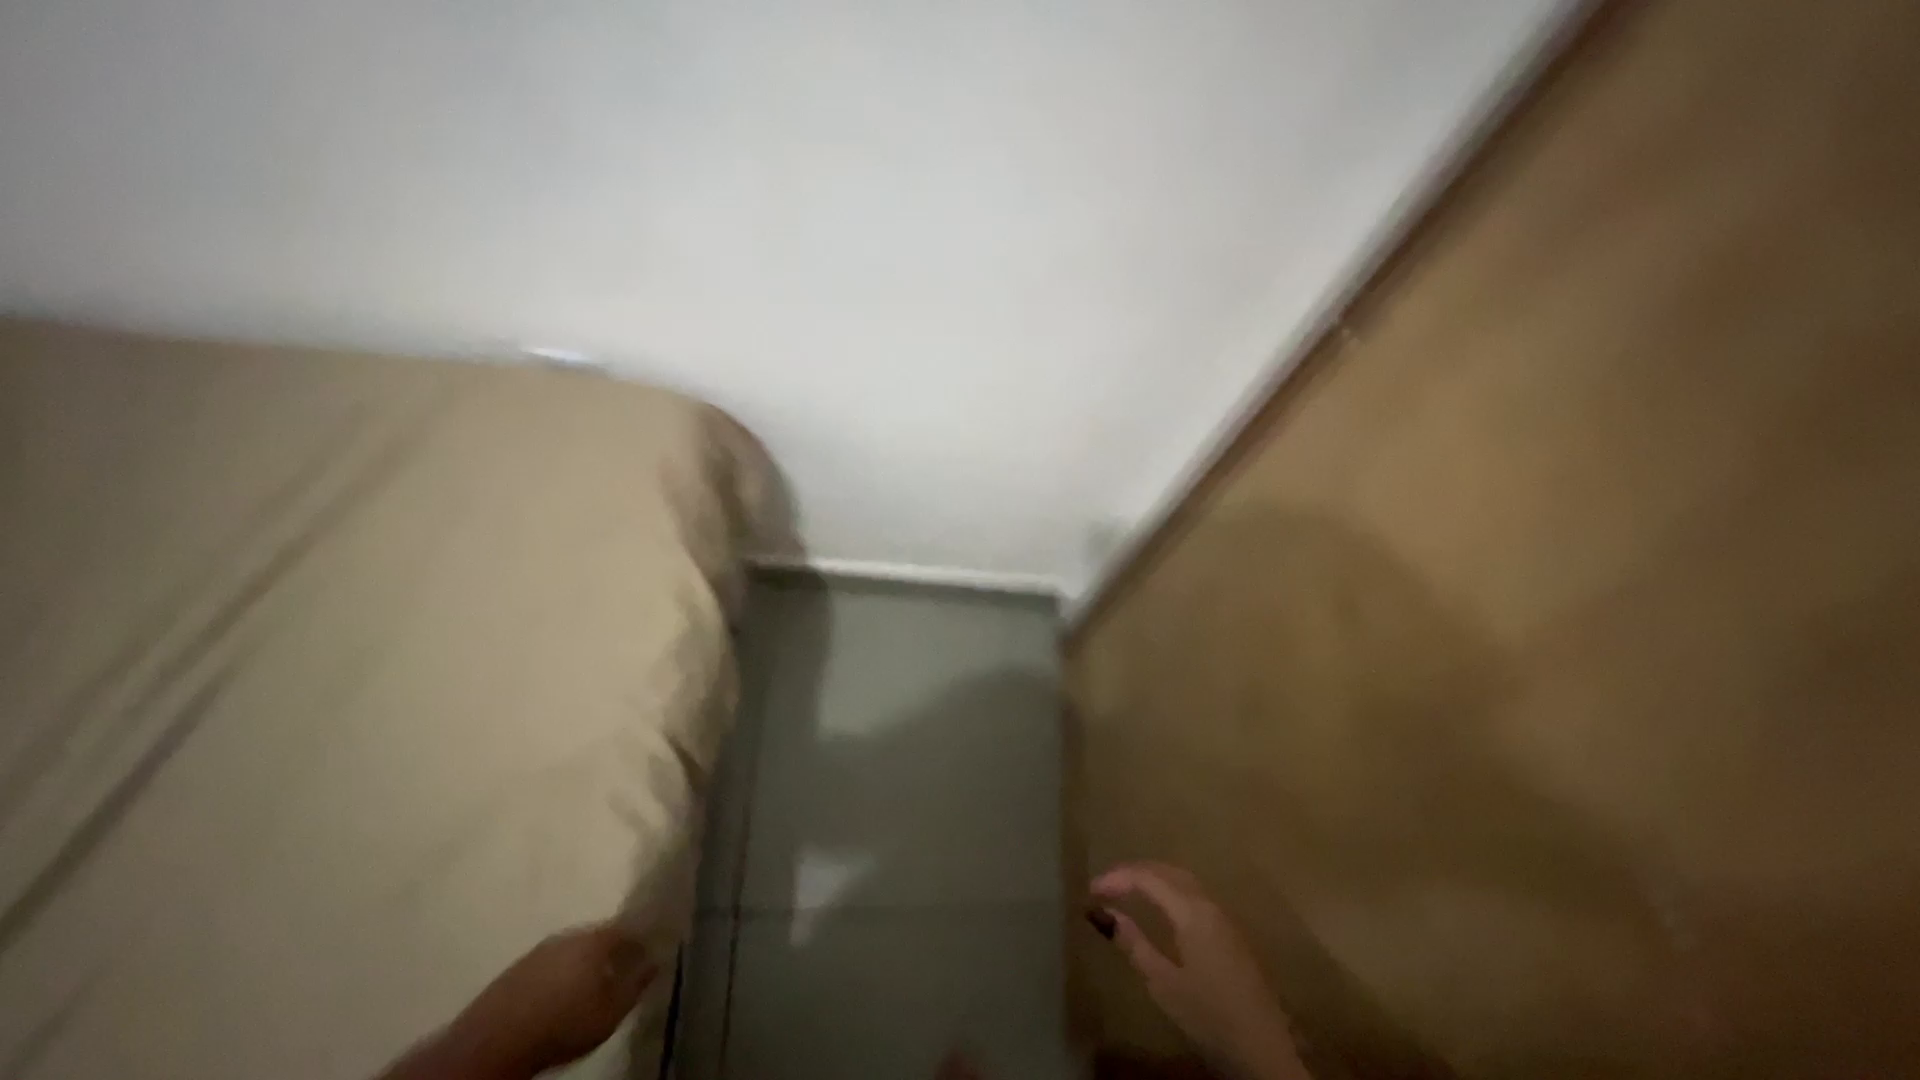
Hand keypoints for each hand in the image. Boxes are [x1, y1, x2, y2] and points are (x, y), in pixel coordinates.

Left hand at [442, 921, 655, 1078]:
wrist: (494, 1042)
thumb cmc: (563, 1025)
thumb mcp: (611, 1012)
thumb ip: (636, 983)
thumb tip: (656, 960)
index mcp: (594, 940)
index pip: (627, 928)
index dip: (641, 939)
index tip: (651, 950)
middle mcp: (567, 936)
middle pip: (598, 935)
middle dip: (613, 948)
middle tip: (624, 965)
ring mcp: (538, 951)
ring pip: (572, 948)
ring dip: (585, 960)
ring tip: (594, 980)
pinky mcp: (516, 969)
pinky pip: (551, 963)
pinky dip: (562, 971)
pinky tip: (563, 990)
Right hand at [1091, 863, 1307, 1079]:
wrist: (1263, 1047)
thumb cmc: (1208, 1015)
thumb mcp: (1163, 982)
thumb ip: (1133, 943)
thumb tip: (1105, 913)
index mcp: (1192, 912)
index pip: (1148, 878)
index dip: (1116, 878)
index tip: (1090, 891)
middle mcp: (1210, 904)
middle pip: (1167, 871)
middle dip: (1133, 872)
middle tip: (1104, 885)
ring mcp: (1224, 917)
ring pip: (1183, 880)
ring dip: (1153, 878)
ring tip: (1126, 890)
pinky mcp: (1231, 931)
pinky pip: (1194, 894)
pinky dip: (1169, 889)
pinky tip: (1159, 906)